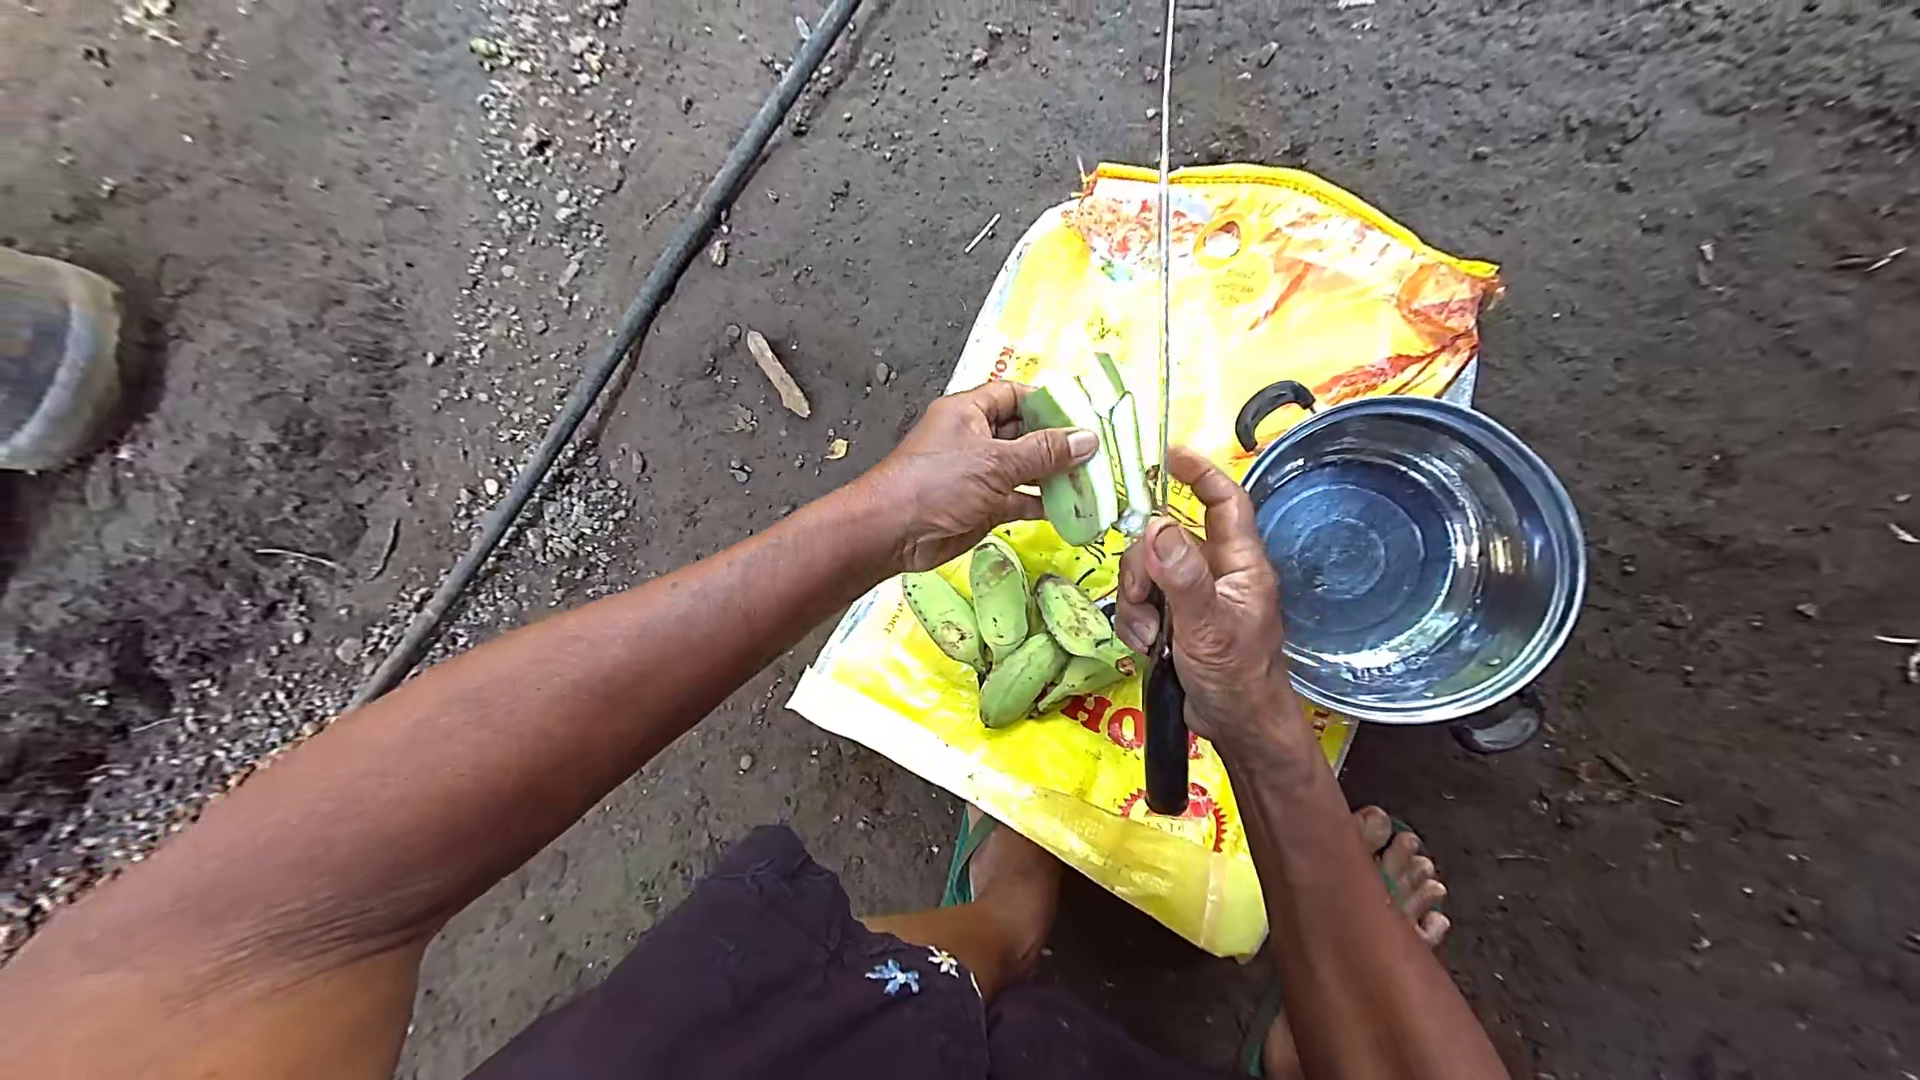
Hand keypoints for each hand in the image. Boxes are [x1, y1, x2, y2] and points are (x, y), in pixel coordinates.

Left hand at [857, 381, 1098, 572]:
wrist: (893, 532)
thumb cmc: (935, 483)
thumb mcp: (994, 461)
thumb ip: (1043, 451)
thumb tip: (1085, 440)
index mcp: (970, 412)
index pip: (1014, 395)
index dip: (1047, 402)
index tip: (1082, 414)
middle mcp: (974, 439)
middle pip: (1024, 433)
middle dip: (1058, 442)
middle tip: (1096, 451)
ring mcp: (978, 474)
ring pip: (1024, 469)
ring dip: (1053, 476)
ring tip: (1090, 480)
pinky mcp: (982, 506)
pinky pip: (1018, 499)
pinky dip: (1040, 503)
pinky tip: (1068, 508)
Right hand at [1114, 447, 1308, 752]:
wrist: (1233, 725)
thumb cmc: (1237, 676)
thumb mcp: (1208, 627)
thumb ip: (1183, 577)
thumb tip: (1156, 526)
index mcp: (1238, 563)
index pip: (1223, 502)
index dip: (1200, 474)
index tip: (1168, 457)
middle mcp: (1211, 570)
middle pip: (1162, 539)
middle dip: (1143, 570)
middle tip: (1146, 603)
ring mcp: (1188, 593)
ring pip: (1142, 571)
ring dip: (1136, 603)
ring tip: (1153, 635)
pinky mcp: (1169, 615)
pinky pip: (1136, 601)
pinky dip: (1134, 622)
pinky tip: (1149, 644)